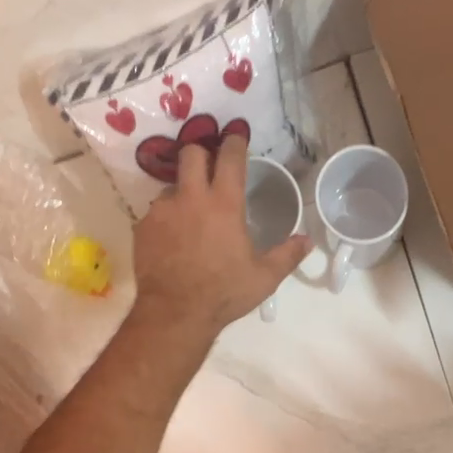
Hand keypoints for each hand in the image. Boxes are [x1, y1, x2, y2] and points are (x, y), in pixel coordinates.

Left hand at [131, 134, 311, 338]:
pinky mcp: (144, 227)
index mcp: (224, 205)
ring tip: (191, 217)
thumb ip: (287, 255)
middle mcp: (191, 198)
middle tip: (209, 169)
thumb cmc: (224, 294)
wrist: (175, 313)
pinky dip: (167, 221)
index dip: (234, 143)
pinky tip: (174, 241)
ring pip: (172, 185)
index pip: (229, 157)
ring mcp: (163, 210)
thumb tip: (308, 241)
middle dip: (201, 154)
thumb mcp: (264, 278)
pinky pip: (156, 214)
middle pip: (191, 153)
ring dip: (183, 193)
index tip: (236, 139)